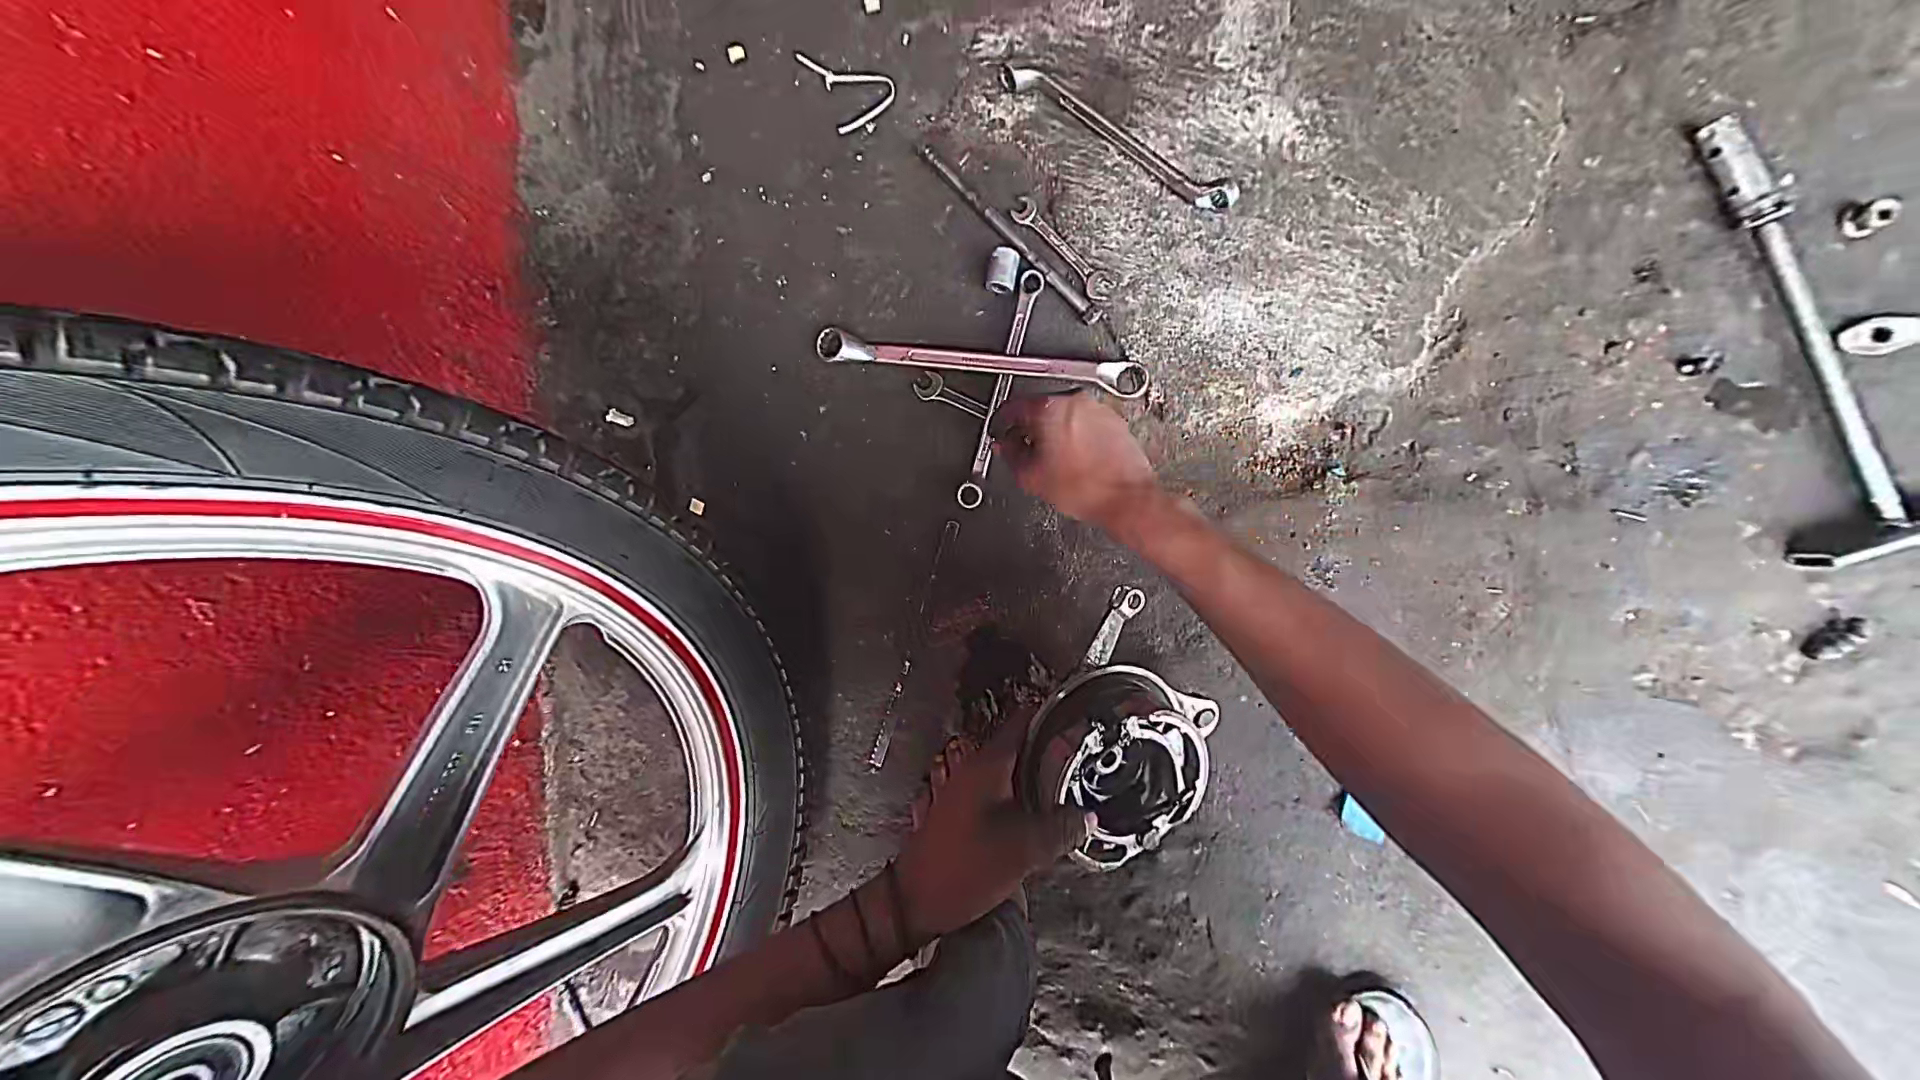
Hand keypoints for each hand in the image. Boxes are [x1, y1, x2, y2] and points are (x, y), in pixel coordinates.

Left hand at [892, 720, 1089, 938]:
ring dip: (1022, 773)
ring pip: (997, 768)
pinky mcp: (952, 811)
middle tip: (1068, 758)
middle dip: (1040, 749)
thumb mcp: (1026, 848)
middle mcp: (969, 769)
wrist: (916, 899)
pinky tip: (1019, 812)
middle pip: (1011, 745)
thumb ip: (1062, 828)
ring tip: (1049, 787)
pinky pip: (985, 789)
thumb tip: (1086, 818)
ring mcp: (957, 789)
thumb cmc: (965, 867)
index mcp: (988, 765)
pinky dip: (1005, 793)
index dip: (1047, 716)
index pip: (1020, 722)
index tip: (1068, 717)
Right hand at [995, 394, 1157, 528]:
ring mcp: (1097, 409)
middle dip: (1029, 429)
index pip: (1014, 407)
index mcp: (1049, 409)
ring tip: (1050, 460)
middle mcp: (1075, 401)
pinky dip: (1074, 436)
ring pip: (1064, 416)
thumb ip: (1011, 455)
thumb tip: (1006, 446)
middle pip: (1040, 409)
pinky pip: (1084, 423)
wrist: (1127, 499)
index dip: (1002, 423)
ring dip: (1053, 432)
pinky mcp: (1113, 421)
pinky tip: (1073, 460)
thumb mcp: (1032, 476)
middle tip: (1023, 450)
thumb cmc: (1088, 489)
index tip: (1001, 432)